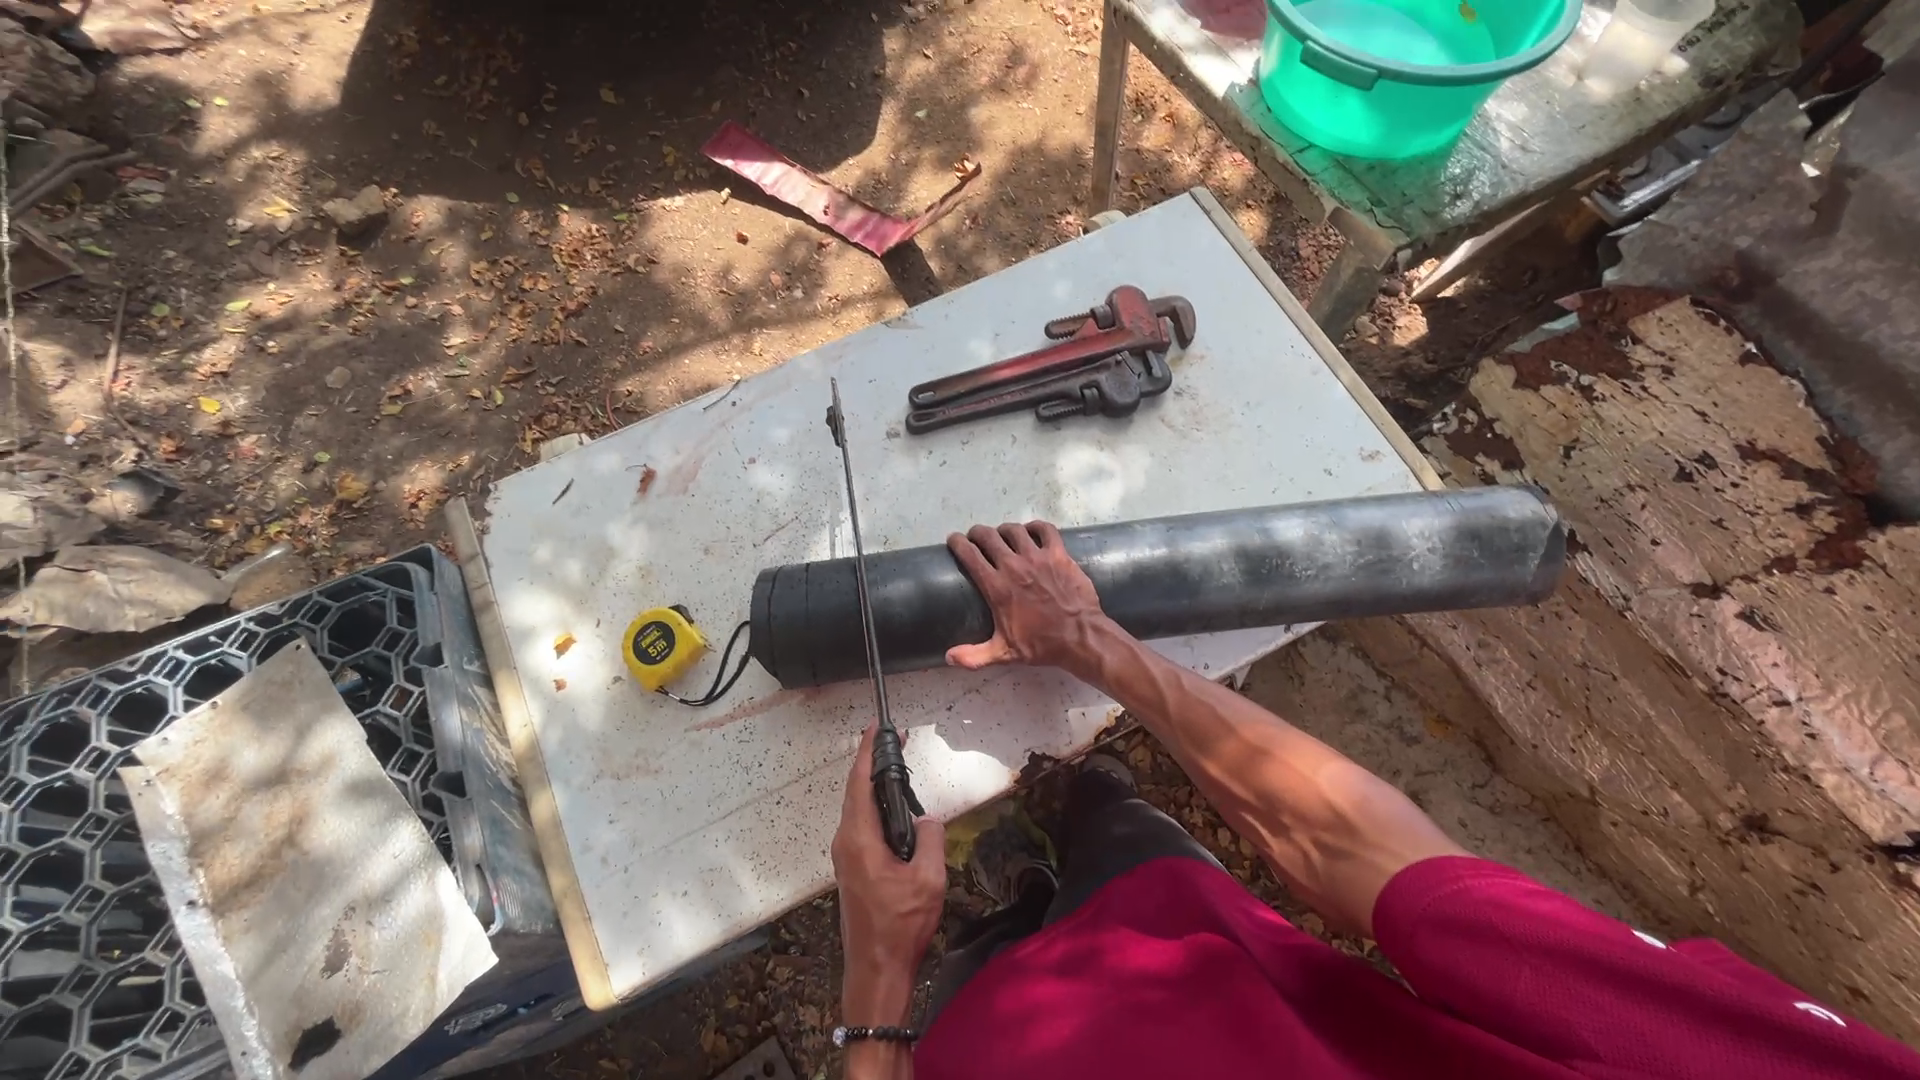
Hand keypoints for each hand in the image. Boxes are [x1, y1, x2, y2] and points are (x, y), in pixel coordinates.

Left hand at [831, 724, 946, 1027]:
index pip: (860, 783)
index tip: (876, 728)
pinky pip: (863, 827)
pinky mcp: (852, 869)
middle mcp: (846, 842)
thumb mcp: (928, 879)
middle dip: (874, 765)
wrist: (876, 971)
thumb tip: (927, 819)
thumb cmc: (901, 925)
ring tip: (900, 772)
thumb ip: (930, 839)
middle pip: (857, 792)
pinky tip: (897, 813)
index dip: (867, 752)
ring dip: (877, 789)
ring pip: (859, 810)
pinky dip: (878, 810)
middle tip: (896, 743)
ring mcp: (846, 857)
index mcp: (860, 838)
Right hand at [945, 521, 1111, 674]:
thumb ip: (973, 656)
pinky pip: (1045, 530)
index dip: (958, 543)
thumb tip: (948, 658)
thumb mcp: (1004, 653)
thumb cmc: (1041, 644)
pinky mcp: (1058, 554)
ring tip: (1003, 535)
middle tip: (976, 537)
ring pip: (1014, 530)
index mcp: (997, 587)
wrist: (1079, 636)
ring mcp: (1037, 557)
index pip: (970, 554)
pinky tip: (1032, 531)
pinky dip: (1036, 527)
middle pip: (988, 536)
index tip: (954, 540)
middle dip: (978, 533)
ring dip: (1004, 530)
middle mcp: (1013, 566)